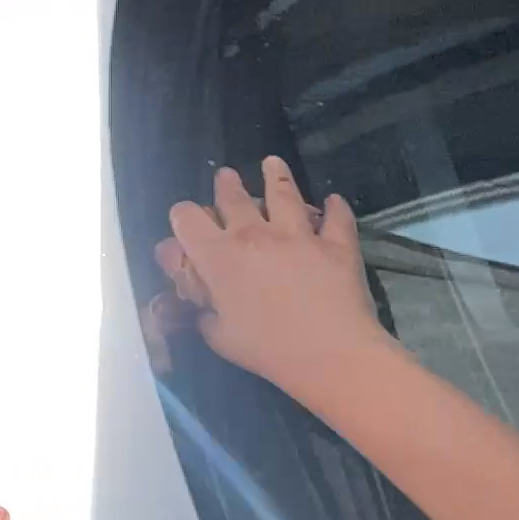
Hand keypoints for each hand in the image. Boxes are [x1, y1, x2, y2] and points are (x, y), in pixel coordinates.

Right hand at [162, 157, 398, 397]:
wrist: (334, 357)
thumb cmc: (266, 349)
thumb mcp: (216, 333)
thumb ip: (204, 310)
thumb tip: (204, 304)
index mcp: (216, 255)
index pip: (185, 216)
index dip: (181, 216)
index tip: (185, 223)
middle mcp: (251, 235)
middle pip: (232, 197)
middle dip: (225, 184)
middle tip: (226, 176)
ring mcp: (297, 237)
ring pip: (282, 195)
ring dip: (275, 177)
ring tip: (272, 162)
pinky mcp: (336, 248)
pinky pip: (336, 220)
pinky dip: (334, 208)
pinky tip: (333, 200)